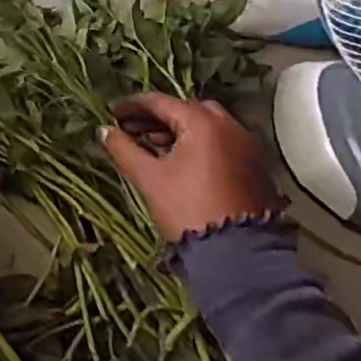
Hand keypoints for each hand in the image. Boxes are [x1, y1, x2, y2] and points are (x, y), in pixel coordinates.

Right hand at [101, 93, 281, 241]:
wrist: (241, 259)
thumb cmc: (189, 208)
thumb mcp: (148, 176)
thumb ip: (122, 147)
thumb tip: (105, 130)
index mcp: (204, 125)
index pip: (160, 102)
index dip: (131, 105)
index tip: (111, 113)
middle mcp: (232, 130)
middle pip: (186, 109)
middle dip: (157, 116)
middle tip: (132, 127)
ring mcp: (248, 150)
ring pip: (206, 127)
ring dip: (177, 130)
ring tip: (150, 145)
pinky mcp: (256, 170)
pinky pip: (220, 144)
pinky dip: (196, 144)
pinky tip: (176, 160)